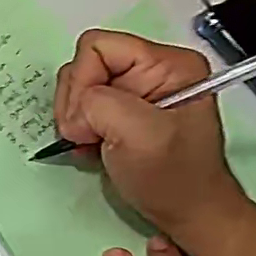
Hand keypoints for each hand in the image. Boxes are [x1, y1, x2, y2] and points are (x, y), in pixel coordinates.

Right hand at [53, 30, 248, 237]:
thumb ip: (100, 104)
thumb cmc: (170, 174)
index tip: (93, 120)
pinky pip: (75, 105)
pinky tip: (92, 143)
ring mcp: (130, 90)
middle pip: (81, 66)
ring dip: (72, 117)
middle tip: (92, 133)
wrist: (183, 209)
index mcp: (166, 64)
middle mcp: (148, 69)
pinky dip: (74, 127)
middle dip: (75, 103)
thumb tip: (76, 107)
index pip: (96, 47)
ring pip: (74, 86)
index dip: (82, 82)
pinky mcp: (115, 109)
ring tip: (94, 140)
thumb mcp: (140, 134)